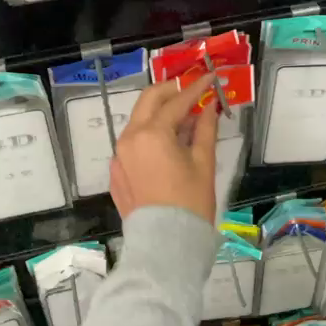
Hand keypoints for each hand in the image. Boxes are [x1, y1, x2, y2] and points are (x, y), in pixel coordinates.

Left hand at [108, 75, 218, 223]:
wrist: (166, 247)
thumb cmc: (190, 204)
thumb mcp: (203, 164)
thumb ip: (205, 130)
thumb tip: (209, 107)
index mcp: (152, 133)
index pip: (177, 102)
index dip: (196, 88)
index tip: (209, 78)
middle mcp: (129, 138)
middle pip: (149, 101)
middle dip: (170, 92)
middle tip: (191, 91)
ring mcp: (119, 156)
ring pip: (138, 122)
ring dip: (159, 114)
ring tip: (184, 121)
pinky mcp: (116, 173)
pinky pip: (132, 144)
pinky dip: (149, 136)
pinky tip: (167, 147)